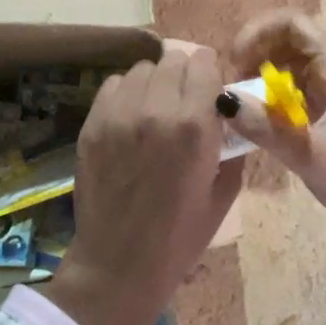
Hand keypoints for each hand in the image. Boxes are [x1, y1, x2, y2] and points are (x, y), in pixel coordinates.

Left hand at [49, 48, 243, 324]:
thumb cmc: (180, 236)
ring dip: (156, 82)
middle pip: (174, 59)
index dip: (211, 74)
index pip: (205, 62)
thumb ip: (232, 144)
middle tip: (185, 102)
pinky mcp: (92, 124)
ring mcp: (119, 115)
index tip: (210, 91)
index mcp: (195, 126)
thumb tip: (229, 113)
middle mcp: (157, 110)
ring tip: (156, 109)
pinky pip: (115, 84)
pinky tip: (131, 118)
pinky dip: (128, 93)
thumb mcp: (224, 192)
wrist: (119, 265)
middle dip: (185, 75)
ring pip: (143, 68)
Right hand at [229, 12, 325, 261]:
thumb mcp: (307, 155)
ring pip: (290, 60)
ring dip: (261, 70)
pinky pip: (294, 84)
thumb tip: (222, 101)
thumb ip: (265, 127)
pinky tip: (255, 112)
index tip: (233, 58)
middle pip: (289, 37)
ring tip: (237, 96)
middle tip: (231, 79)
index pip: (293, 23)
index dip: (258, 31)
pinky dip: (271, 90)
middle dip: (256, 50)